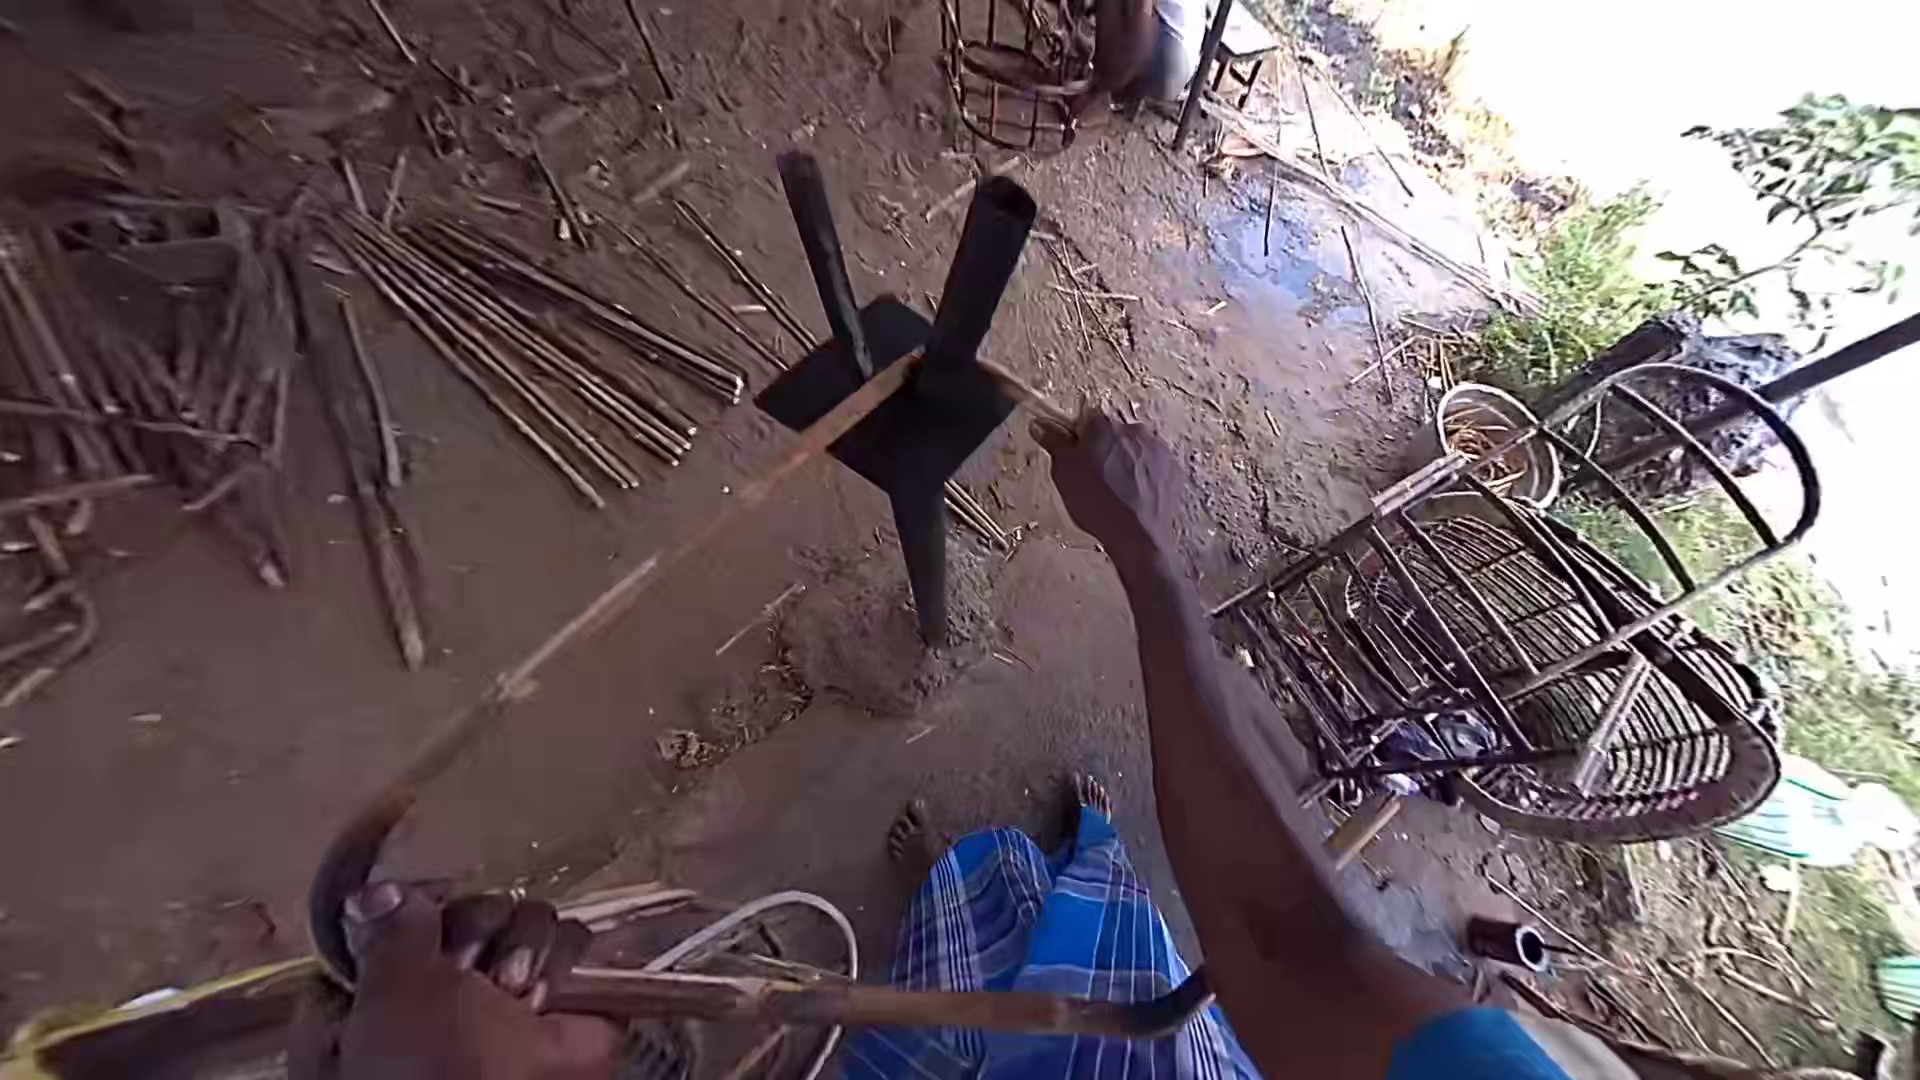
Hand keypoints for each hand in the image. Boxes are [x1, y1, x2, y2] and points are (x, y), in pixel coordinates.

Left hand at [333, 882, 619, 1079]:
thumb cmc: (431, 1070)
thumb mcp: (395, 999)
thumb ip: (391, 938)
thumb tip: (371, 890)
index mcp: (387, 1000)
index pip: (403, 924)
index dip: (419, 905)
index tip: (431, 897)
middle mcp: (446, 991)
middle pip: (473, 912)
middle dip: (481, 928)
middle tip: (473, 968)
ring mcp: (507, 989)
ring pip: (525, 917)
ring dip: (525, 945)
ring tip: (516, 992)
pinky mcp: (562, 984)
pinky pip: (569, 936)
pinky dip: (562, 957)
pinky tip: (548, 994)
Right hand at [1034, 410, 1179, 569]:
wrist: (1137, 535)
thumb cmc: (1098, 503)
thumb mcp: (1064, 472)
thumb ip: (1054, 442)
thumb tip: (1041, 425)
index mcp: (1103, 426)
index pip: (1086, 420)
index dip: (1078, 440)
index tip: (1074, 456)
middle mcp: (1133, 430)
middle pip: (1112, 434)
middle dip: (1103, 451)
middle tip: (1092, 478)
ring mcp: (1157, 449)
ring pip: (1133, 450)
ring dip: (1124, 463)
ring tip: (1114, 491)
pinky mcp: (1171, 469)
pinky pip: (1151, 467)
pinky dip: (1142, 477)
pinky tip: (1132, 497)